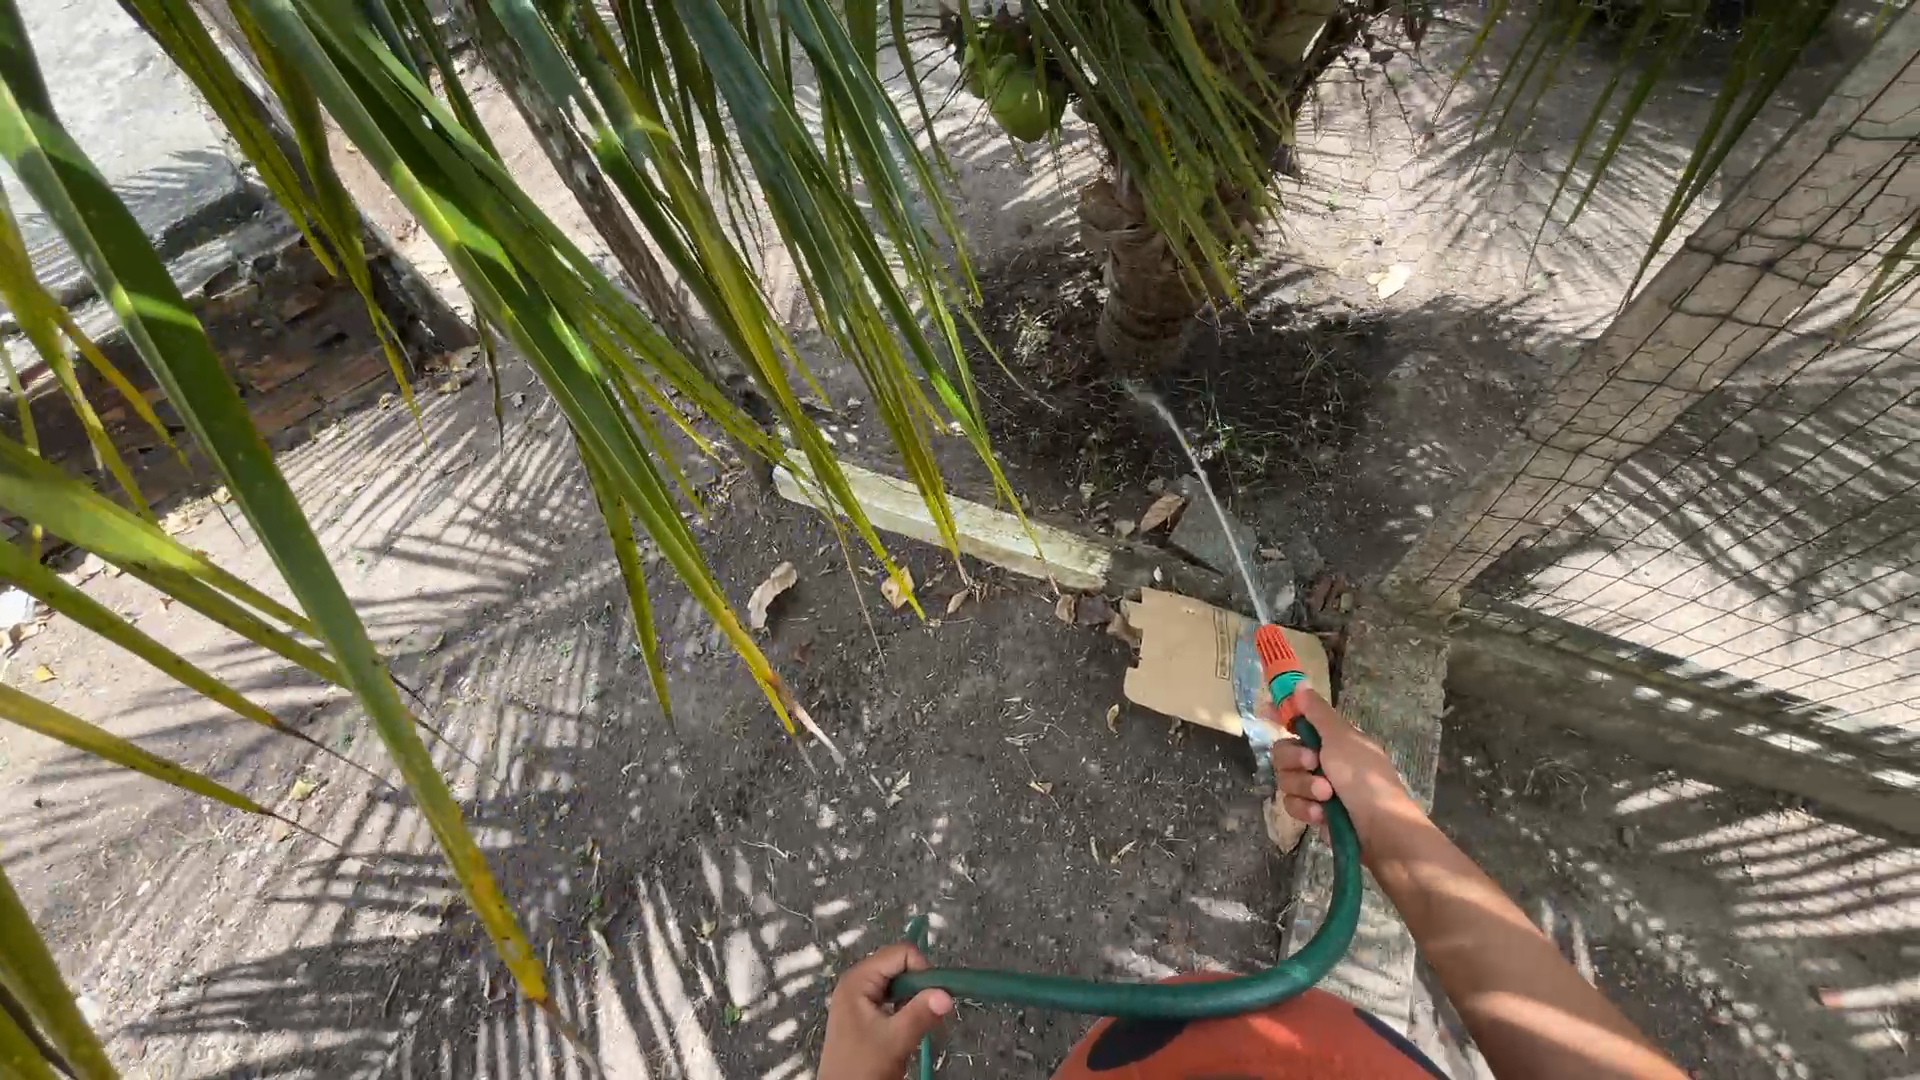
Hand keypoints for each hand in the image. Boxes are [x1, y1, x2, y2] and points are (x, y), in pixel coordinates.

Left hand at [819, 943, 953, 1079]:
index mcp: (858, 979)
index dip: (922, 970)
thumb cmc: (862, 1069)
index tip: (935, 996)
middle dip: (919, 985)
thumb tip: (948, 995)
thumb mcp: (894, 1041)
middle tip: (931, 1011)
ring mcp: (860, 997)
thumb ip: (920, 1014)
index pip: (900, 953)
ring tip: (921, 1022)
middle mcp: (857, 981)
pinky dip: (906, 1008)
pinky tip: (910, 1027)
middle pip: (898, 966)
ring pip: (898, 983)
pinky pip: (892, 998)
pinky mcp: (864, 1013)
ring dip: (914, 998)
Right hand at [1273, 690, 1422, 850]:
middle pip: (1283, 751)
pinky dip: (1306, 809)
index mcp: (1333, 741)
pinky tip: (1321, 815)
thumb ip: (1317, 712)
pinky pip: (1291, 804)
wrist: (1380, 829)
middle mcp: (1323, 762)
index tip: (1267, 713)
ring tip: (1325, 796)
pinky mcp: (1313, 813)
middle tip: (1313, 763)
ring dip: (1304, 786)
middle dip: (1294, 759)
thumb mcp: (1341, 738)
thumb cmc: (1363, 777)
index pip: (1299, 723)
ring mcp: (1316, 789)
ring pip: (1285, 779)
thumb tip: (1301, 684)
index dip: (1283, 718)